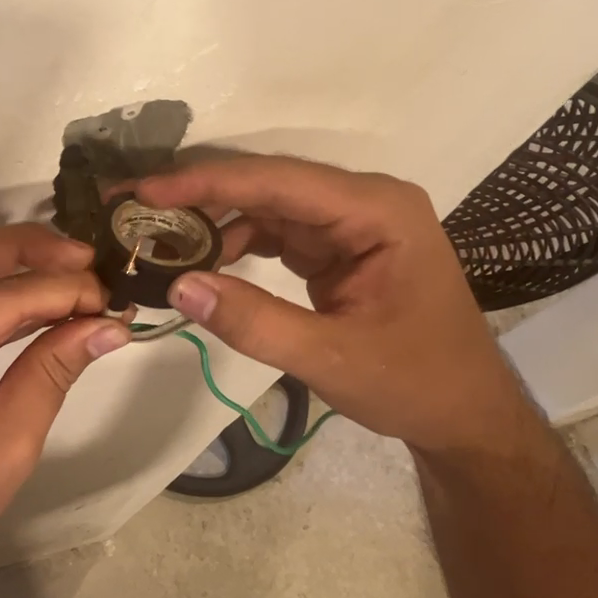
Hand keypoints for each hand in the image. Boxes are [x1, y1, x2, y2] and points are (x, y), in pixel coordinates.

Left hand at [0, 224, 131, 586]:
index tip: (85, 259)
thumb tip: (111, 326)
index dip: (27, 249)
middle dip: (44, 283)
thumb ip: (53, 370)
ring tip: (93, 301)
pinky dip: (6, 319)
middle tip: (108, 294)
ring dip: (31, 297)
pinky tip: (54, 317)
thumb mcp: (6, 440)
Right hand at [135, 155, 543, 455]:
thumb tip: (178, 285)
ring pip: (264, 205)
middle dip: (199, 195)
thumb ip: (254, 322)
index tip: (145, 191)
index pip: (279, 181)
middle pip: (267, 184)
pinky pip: (273, 231)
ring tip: (153, 236)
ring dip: (210, 220)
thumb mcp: (331, 358)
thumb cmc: (415, 384)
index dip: (207, 183)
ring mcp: (348, 224)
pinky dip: (231, 242)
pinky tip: (195, 261)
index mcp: (378, 212)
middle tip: (133, 207)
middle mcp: (363, 203)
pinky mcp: (335, 248)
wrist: (464, 416)